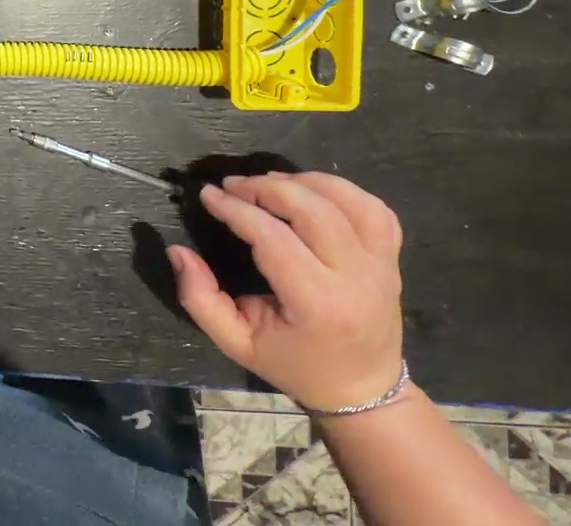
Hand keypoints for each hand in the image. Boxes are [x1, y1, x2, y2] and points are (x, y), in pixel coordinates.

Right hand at [169, 172, 405, 411]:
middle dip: (266, 187)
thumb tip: (177, 251)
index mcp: (317, 304)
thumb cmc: (294, 364)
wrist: (364, 389)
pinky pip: (376, 211)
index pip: (274, 238)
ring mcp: (382, 268)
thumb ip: (199, 298)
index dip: (236, 210)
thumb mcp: (235, 342)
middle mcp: (357, 280)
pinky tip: (311, 192)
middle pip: (315, 211)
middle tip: (232, 185)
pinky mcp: (392, 261)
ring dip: (305, 181)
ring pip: (351, 202)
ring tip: (269, 182)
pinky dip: (342, 191)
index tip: (208, 195)